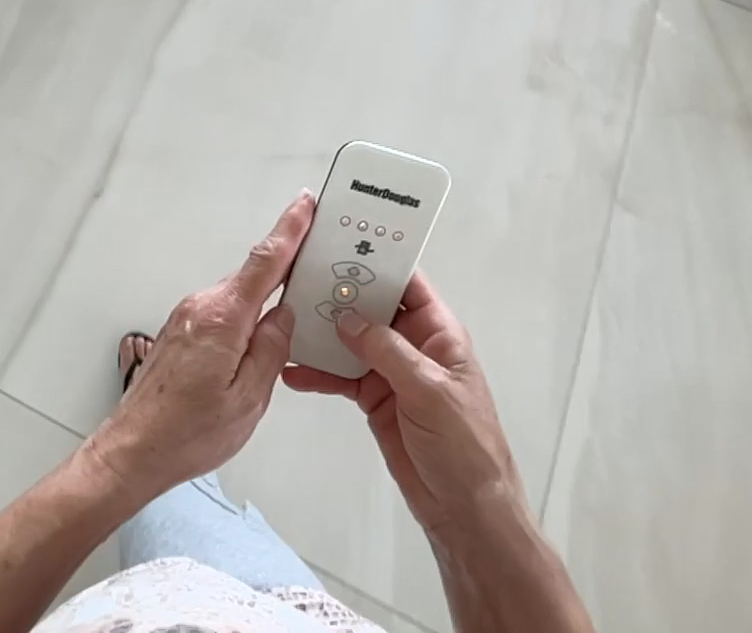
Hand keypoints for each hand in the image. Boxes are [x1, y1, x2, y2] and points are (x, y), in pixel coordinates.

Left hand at [81, 192, 313, 500]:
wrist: (133, 449)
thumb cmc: (186, 433)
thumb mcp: (248, 399)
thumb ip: (273, 350)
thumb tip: (284, 316)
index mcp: (223, 318)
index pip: (265, 261)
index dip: (290, 229)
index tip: (306, 204)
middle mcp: (201, 308)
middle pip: (253, 278)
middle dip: (286, 273)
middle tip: (318, 275)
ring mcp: (187, 317)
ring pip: (239, 299)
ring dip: (264, 304)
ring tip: (289, 331)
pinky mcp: (181, 331)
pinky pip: (224, 314)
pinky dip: (245, 319)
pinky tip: (255, 347)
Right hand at [282, 273, 522, 542]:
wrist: (464, 510)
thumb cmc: (464, 445)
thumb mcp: (430, 391)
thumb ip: (388, 351)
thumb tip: (347, 317)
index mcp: (437, 332)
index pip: (407, 284)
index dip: (378, 260)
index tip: (341, 241)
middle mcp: (412, 344)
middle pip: (371, 306)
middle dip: (339, 292)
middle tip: (300, 276)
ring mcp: (390, 370)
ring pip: (349, 338)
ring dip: (321, 331)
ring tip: (286, 320)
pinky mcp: (372, 397)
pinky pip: (339, 375)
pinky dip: (317, 373)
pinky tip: (291, 372)